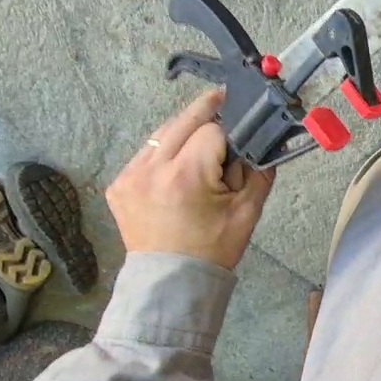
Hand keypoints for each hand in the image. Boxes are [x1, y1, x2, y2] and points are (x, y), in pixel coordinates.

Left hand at [106, 90, 274, 269]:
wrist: (173, 281)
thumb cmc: (215, 247)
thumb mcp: (248, 210)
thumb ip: (259, 170)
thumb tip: (262, 142)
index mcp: (186, 176)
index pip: (212, 130)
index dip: (230, 132)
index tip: (242, 134)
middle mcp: (152, 170)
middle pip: (182, 121)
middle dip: (206, 111)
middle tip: (224, 100)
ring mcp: (129, 177)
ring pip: (161, 133)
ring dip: (184, 130)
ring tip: (204, 137)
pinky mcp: (119, 185)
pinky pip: (146, 153)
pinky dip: (165, 151)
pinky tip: (179, 162)